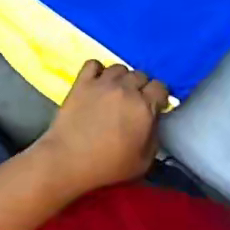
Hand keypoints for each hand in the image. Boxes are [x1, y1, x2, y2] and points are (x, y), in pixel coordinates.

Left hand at [31, 60, 169, 196]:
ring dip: (121, 78)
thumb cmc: (109, 165)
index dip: (159, 96)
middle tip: (134, 101)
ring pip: (119, 68)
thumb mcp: (144, 160)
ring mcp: (102, 83)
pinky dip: (97, 70)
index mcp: (144, 106)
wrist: (69, 158)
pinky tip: (97, 82)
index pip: (160, 87)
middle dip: (141, 87)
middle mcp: (125, 89)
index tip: (155, 106)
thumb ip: (154, 136)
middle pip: (141, 75)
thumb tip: (153, 121)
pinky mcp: (81, 82)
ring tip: (116, 91)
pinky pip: (93, 64)